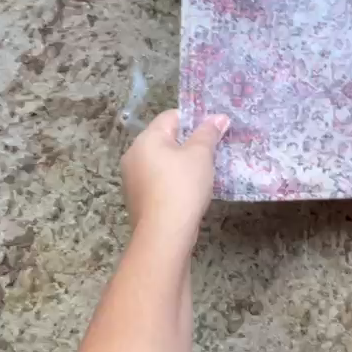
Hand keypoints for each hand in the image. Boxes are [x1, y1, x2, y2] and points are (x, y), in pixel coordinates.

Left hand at [120, 109, 228, 252]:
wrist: (164, 235)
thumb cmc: (182, 187)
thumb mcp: (201, 154)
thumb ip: (209, 132)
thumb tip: (219, 117)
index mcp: (146, 139)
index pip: (171, 116)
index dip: (194, 120)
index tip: (213, 132)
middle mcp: (133, 155)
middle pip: (166, 138)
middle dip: (189, 143)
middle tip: (212, 152)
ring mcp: (132, 179)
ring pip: (162, 161)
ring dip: (181, 163)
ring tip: (203, 172)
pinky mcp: (137, 199)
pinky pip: (158, 180)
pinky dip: (173, 180)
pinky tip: (189, 191)